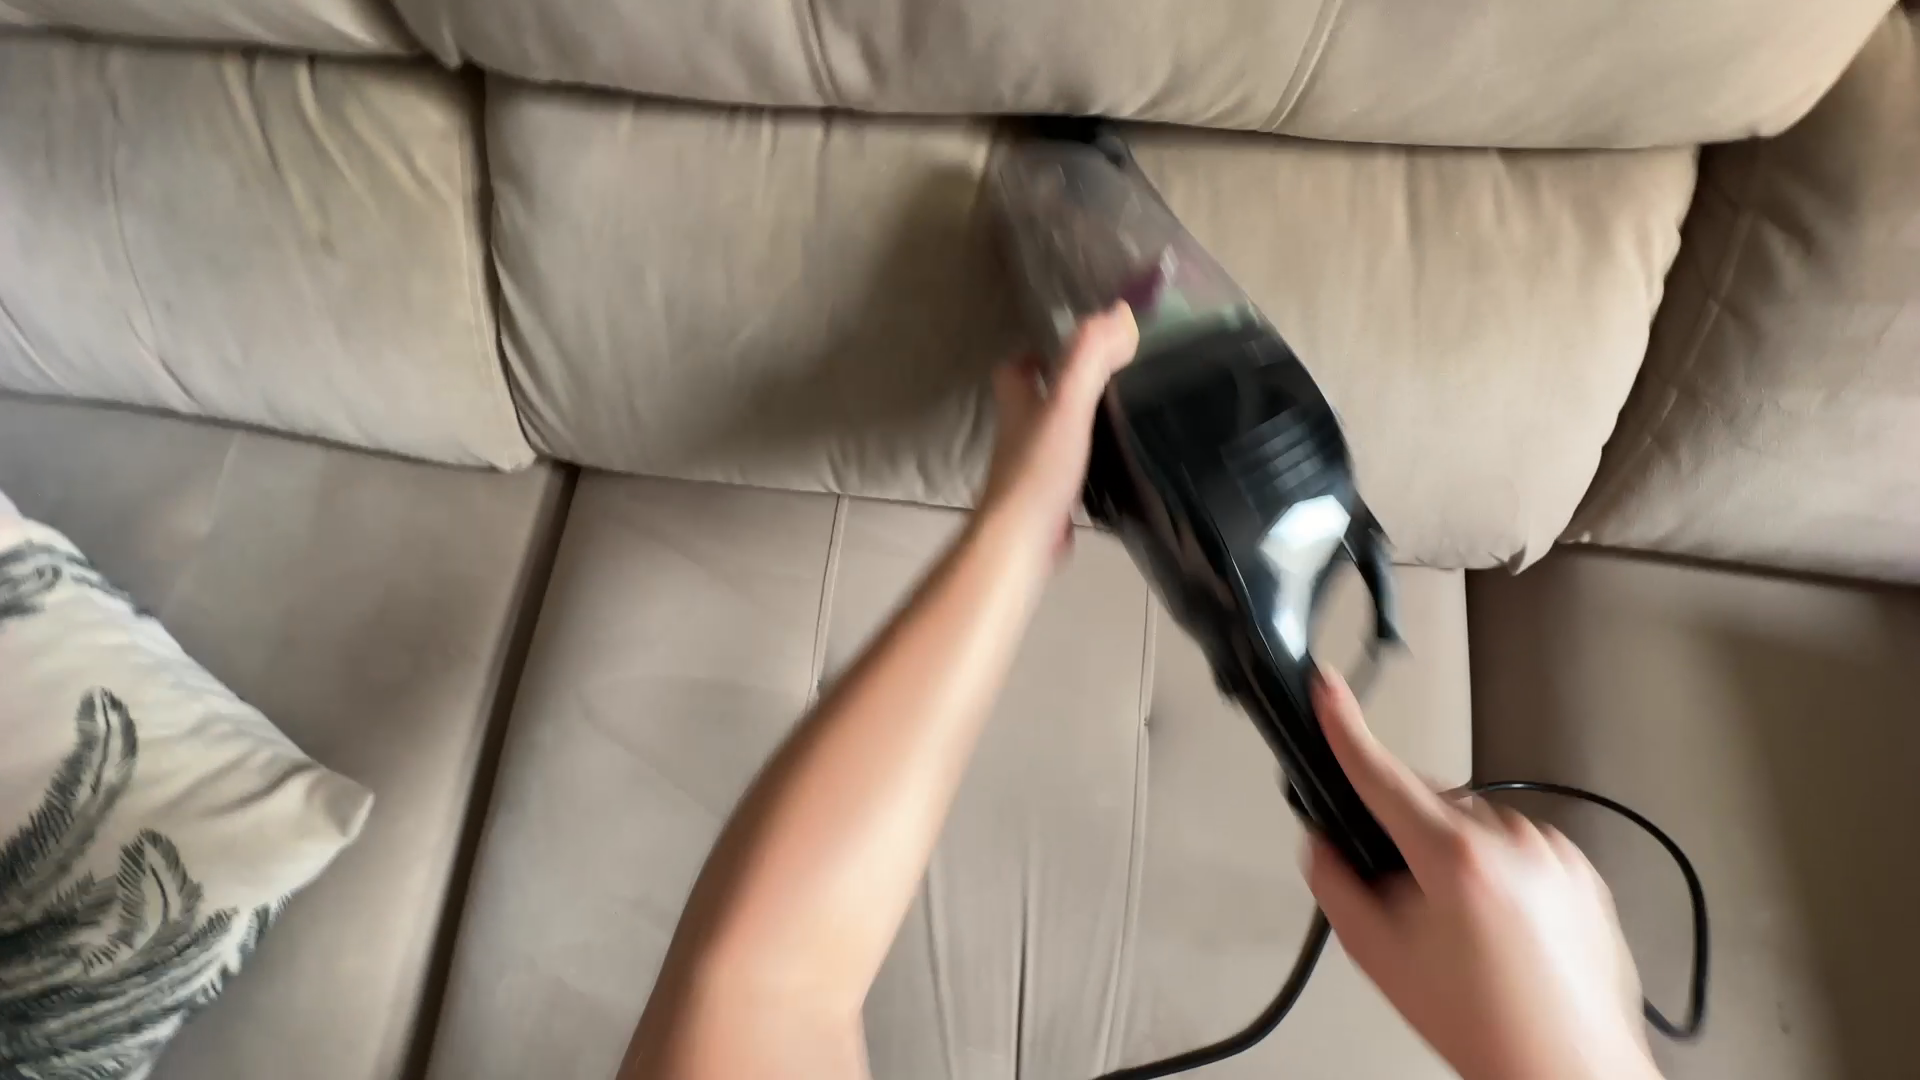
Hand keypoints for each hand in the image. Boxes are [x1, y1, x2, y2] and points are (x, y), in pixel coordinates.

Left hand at [977, 303, 1138, 560]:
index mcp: (1018, 405)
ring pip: (1051, 437)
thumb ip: (1090, 359)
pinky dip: (1087, 465)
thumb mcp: (1068, 404)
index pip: (1015, 368)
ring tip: (1121, 417)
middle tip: (1110, 380)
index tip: (1073, 347)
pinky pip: (1067, 473)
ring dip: (1078, 427)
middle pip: (1035, 402)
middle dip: (1064, 389)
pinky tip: (1116, 466)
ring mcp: (1030, 470)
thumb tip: (1118, 312)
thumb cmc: (1040, 468)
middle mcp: (1018, 435)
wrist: (1023, 538)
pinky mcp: (1047, 501)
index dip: (1036, 353)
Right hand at [1305, 673, 1660, 1079]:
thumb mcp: (1375, 951)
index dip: (1344, 726)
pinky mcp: (1579, 868)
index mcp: (1456, 858)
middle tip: (1399, 887)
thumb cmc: (1483, 1026)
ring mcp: (1553, 853)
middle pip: (1421, 796)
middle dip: (1398, 826)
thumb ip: (1331, 879)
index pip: (1380, 774)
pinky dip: (1486, 860)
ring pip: (1464, 817)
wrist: (1570, 1075)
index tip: (1326, 686)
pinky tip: (1489, 917)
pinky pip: (1508, 839)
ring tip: (1454, 917)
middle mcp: (1512, 843)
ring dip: (1443, 844)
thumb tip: (1320, 840)